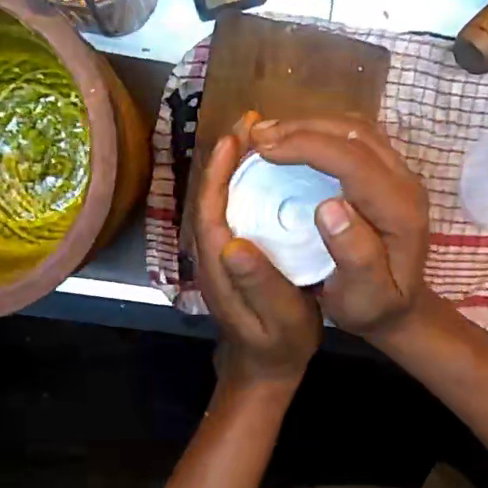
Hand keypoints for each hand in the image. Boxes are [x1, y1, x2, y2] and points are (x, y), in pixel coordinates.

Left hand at [195, 113, 321, 393]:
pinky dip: (245, 184)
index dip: (219, 172)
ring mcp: (222, 253)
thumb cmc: (277, 345)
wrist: (265, 366)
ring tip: (258, 135)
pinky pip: (235, 209)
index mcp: (219, 265)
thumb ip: (258, 285)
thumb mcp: (279, 319)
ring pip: (221, 200)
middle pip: (211, 197)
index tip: (237, 137)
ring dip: (234, 166)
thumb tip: (234, 241)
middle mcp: (212, 253)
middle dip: (225, 158)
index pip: (209, 209)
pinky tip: (267, 170)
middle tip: (251, 121)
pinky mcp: (234, 253)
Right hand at [250, 118, 431, 338]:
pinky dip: (321, 131)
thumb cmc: (374, 308)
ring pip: (355, 128)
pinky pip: (356, 137)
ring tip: (268, 135)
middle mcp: (405, 184)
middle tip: (256, 137)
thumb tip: (330, 207)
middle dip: (301, 128)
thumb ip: (355, 256)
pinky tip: (293, 140)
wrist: (400, 309)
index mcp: (400, 212)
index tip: (262, 149)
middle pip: (354, 134)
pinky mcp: (390, 172)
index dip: (305, 146)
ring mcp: (400, 174)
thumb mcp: (364, 299)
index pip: (352, 161)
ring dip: (310, 125)